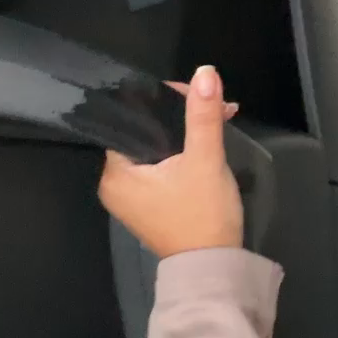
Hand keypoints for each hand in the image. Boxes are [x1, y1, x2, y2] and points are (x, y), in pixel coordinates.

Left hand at [99, 65, 244, 257]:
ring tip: (221, 117)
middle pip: (148, 132)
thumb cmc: (202, 212)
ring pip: (160, 146)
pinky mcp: (154, 203)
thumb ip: (202, 114)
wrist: (214, 265)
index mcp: (116, 172)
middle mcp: (117, 183)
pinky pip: (166, 164)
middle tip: (216, 105)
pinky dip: (187, 150)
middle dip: (183, 114)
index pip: (133, 120)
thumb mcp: (204, 158)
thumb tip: (204, 72)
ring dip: (189, 130)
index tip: (194, 93)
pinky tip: (211, 139)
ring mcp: (135, 196)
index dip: (163, 101)